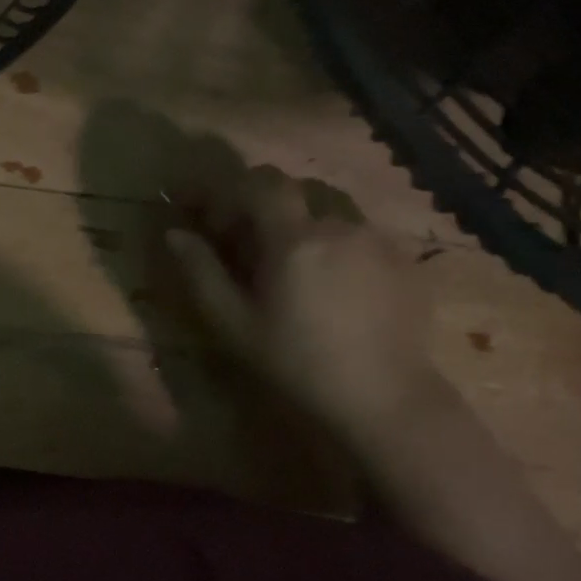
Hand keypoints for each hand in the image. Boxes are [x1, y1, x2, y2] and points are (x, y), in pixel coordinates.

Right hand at [163, 167, 432, 436]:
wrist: (381, 397)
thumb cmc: (295, 363)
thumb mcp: (233, 323)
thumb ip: (202, 272)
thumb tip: (175, 234)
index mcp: (294, 238)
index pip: (258, 184)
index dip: (227, 191)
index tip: (206, 213)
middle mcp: (339, 225)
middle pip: (297, 188)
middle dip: (264, 202)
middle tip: (245, 239)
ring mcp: (379, 239)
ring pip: (333, 207)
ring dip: (303, 218)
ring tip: (291, 259)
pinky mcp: (405, 259)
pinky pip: (362, 232)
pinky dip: (337, 241)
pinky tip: (332, 281)